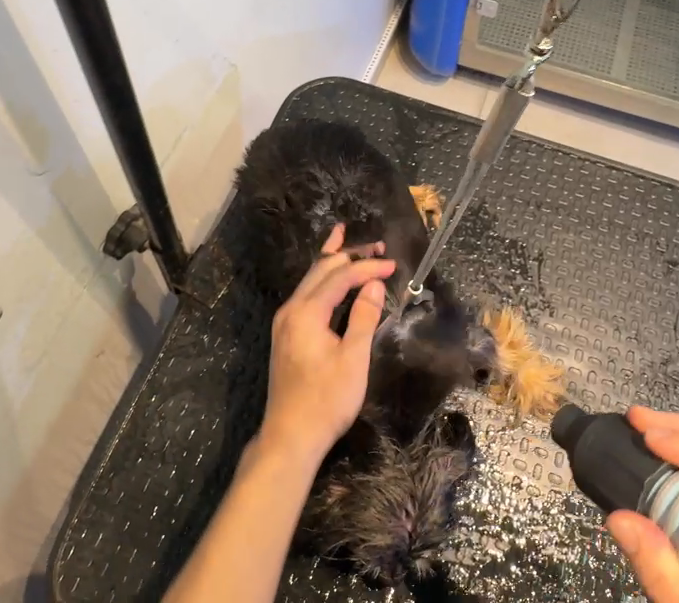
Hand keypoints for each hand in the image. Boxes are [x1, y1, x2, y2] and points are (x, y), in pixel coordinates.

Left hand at [260, 225, 395, 462]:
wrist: (290, 436)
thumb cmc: (326, 400)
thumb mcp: (353, 359)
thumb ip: (364, 317)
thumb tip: (374, 284)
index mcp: (306, 312)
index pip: (340, 276)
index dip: (368, 268)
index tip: (393, 265)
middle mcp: (291, 309)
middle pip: (321, 269)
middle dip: (349, 254)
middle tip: (377, 246)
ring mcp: (285, 321)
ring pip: (311, 279)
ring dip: (334, 262)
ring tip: (351, 242)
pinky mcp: (287, 333)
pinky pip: (307, 294)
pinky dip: (323, 280)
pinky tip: (330, 276)